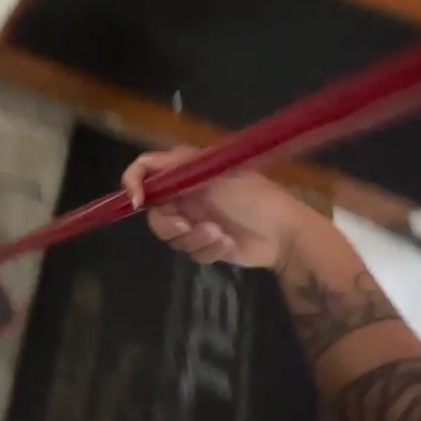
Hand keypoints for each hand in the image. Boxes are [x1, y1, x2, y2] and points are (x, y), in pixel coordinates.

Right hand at [119, 147, 310, 268]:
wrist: (287, 232)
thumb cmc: (252, 194)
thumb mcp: (213, 172)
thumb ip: (175, 171)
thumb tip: (142, 183)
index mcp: (184, 171)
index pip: (145, 169)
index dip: (133, 182)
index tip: (137, 201)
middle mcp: (184, 194)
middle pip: (153, 211)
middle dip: (167, 223)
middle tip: (184, 227)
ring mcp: (194, 220)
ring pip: (170, 235)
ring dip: (193, 238)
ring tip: (219, 236)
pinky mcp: (206, 243)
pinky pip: (191, 251)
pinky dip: (208, 249)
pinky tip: (228, 244)